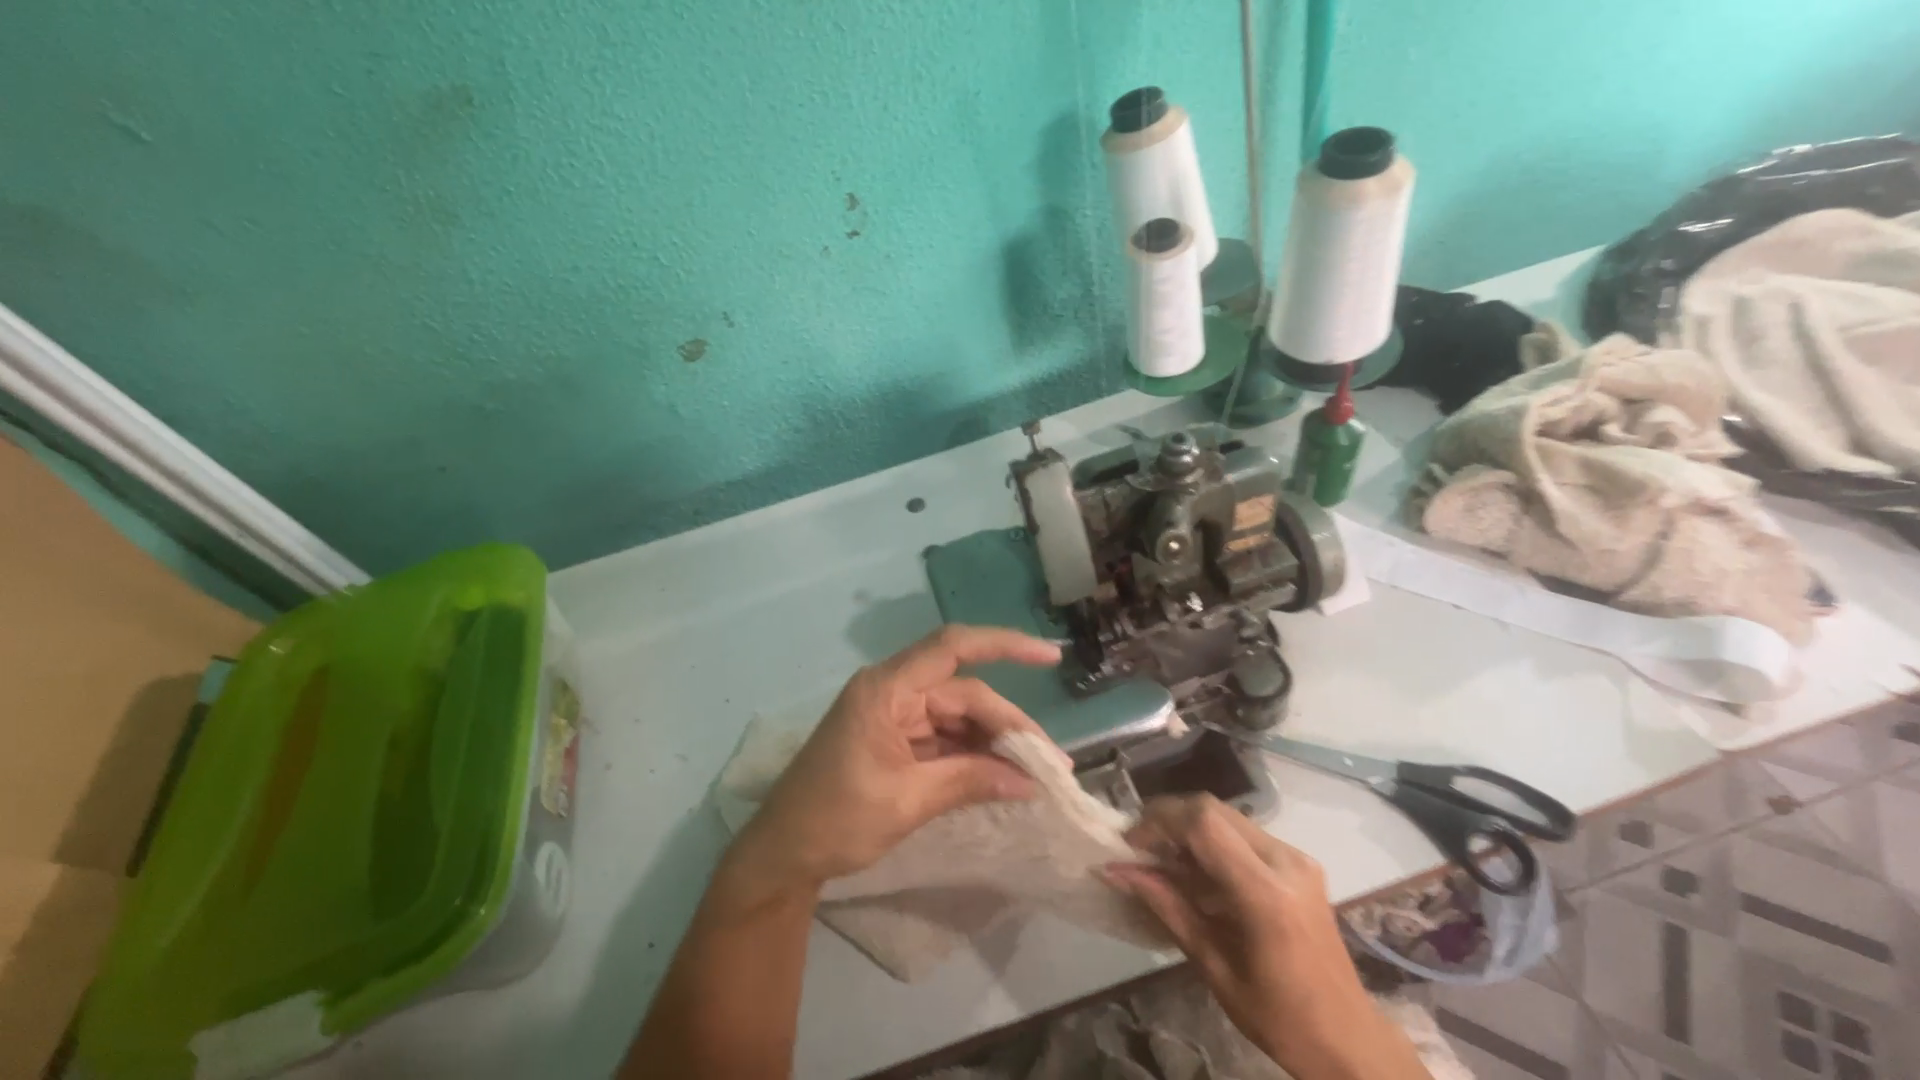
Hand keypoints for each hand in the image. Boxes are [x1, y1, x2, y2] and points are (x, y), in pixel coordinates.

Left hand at [727, 625, 1062, 899]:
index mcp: (886, 690)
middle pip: (964, 693)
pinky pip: (945, 739)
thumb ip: (970, 781)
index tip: (1050, 656)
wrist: (783, 855)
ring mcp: (893, 718)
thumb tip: (1030, 782)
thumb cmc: (836, 819)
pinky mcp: (895, 743)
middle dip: (1009, 724)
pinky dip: (973, 757)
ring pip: (959, 717)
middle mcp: (892, 693)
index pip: (952, 648)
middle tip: (1051, 763)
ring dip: (994, 742)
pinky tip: (1003, 777)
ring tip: (1035, 774)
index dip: (1004, 645)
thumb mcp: (908, 801)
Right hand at [1104, 795, 1429, 1079]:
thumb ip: (1168, 908)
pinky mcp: (1300, 863)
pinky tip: (1195, 872)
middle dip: (1168, 819)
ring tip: (1160, 860)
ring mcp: (1297, 859)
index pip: (1203, 823)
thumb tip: (1118, 872)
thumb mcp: (1213, 967)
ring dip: (1188, 828)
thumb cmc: (1278, 1017)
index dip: (1158, 822)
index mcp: (1266, 893)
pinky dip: (1211, 841)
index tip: (1128, 845)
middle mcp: (1286, 861)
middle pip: (1213, 809)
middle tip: (1138, 848)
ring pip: (1227, 816)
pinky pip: (1244, 834)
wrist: (1348, 1038)